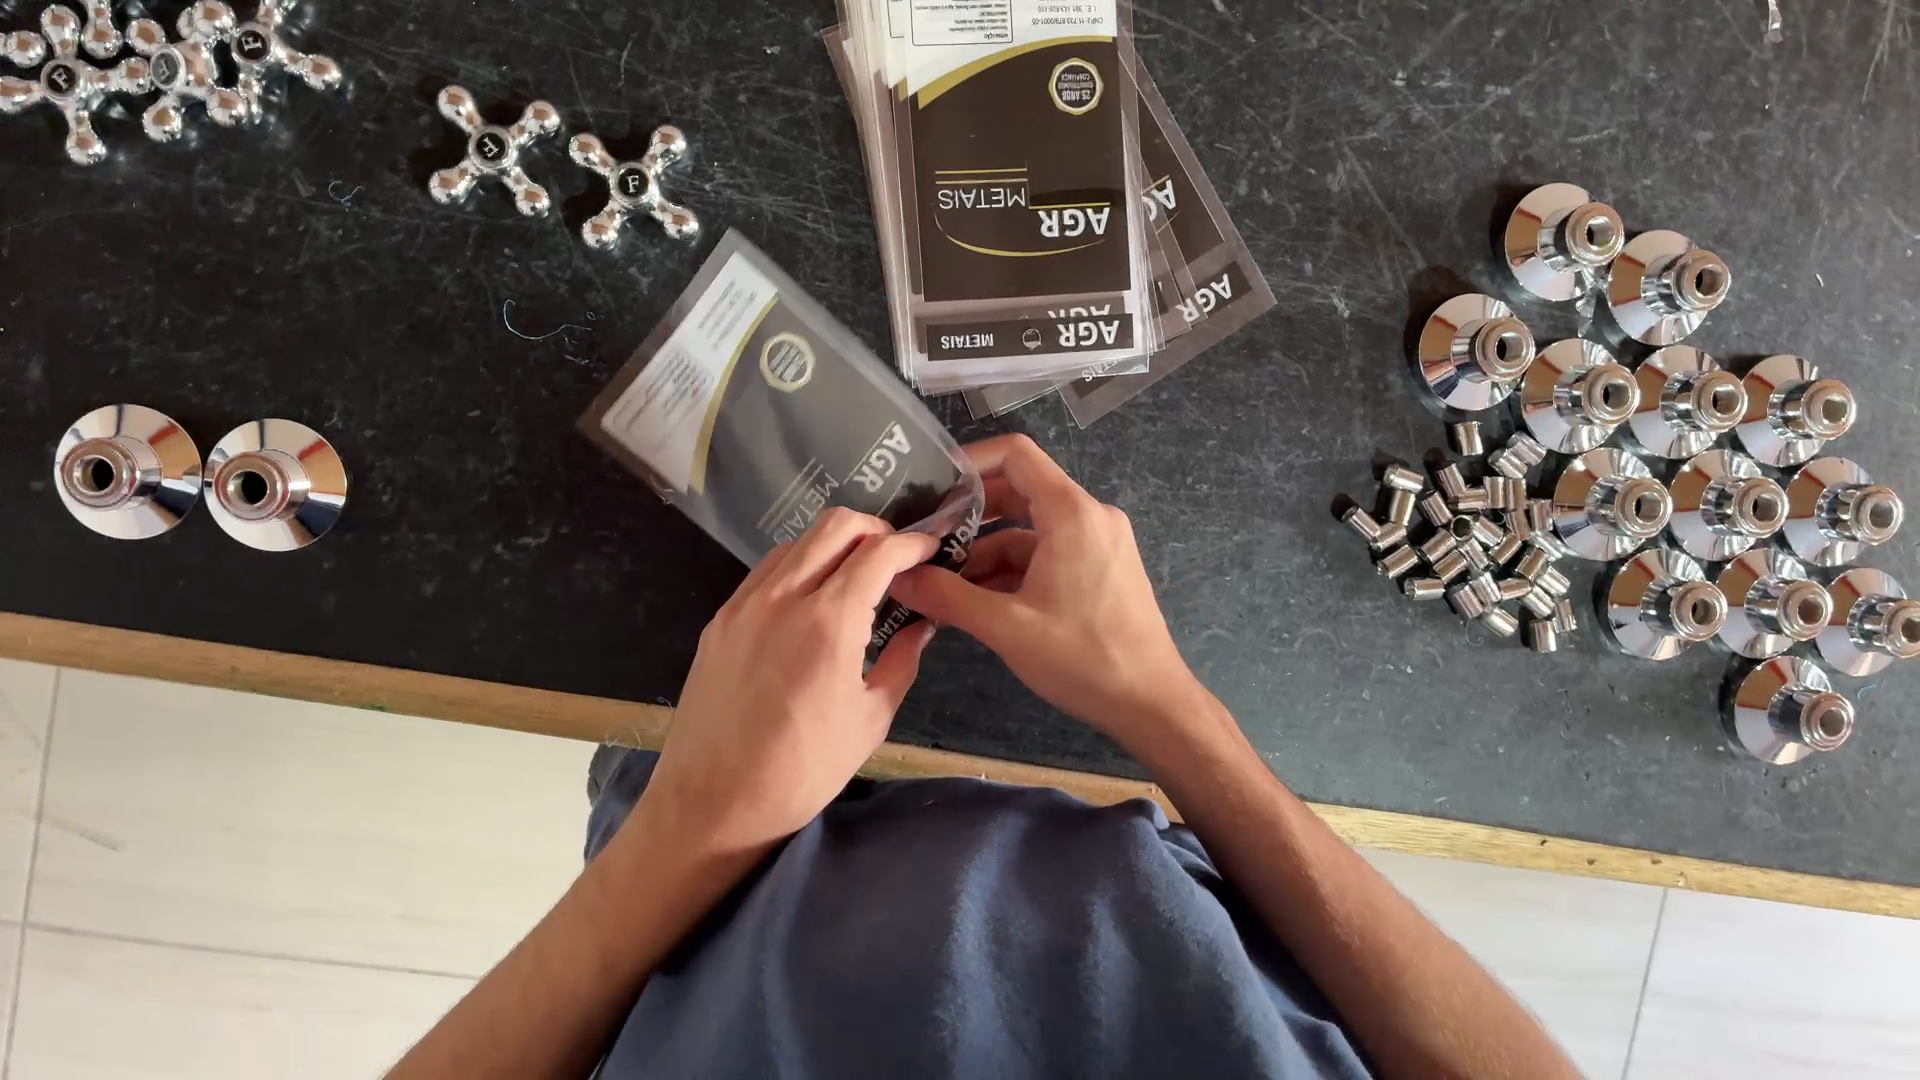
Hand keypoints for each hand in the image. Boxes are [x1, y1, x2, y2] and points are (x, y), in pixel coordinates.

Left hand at [643, 508, 939, 854]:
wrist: (712, 803)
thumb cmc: (803, 770)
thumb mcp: (871, 719)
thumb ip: (902, 661)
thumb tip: (922, 626)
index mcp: (830, 623)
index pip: (878, 553)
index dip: (912, 543)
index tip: (931, 549)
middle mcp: (785, 598)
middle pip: (835, 526)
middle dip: (875, 529)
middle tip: (895, 556)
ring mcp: (745, 605)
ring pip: (798, 542)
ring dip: (834, 545)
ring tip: (854, 576)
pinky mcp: (721, 619)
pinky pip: (767, 571)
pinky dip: (799, 566)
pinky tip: (810, 600)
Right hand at [890, 435, 1207, 754]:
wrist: (1151, 704)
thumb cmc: (1083, 658)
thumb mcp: (1006, 626)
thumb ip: (947, 596)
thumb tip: (898, 577)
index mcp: (1071, 513)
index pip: (1016, 454)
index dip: (971, 459)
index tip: (932, 483)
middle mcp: (1089, 516)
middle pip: (1020, 491)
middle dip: (971, 514)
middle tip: (925, 536)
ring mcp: (1098, 543)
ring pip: (1031, 529)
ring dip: (987, 550)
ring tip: (941, 579)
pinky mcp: (1101, 569)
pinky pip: (1048, 553)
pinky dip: (1013, 569)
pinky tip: (978, 598)